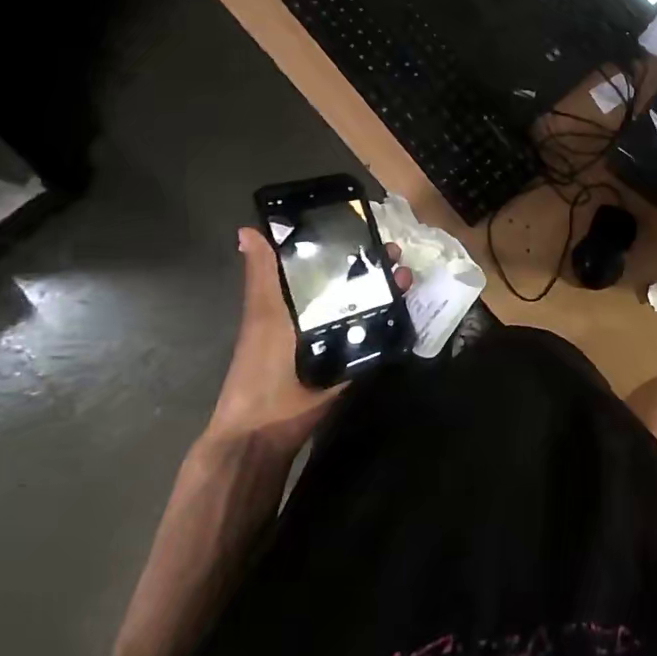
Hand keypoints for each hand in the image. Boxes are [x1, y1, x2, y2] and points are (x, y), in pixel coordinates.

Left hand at [207, 227, 411, 449]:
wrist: (268, 426)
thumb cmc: (261, 363)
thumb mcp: (263, 312)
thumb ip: (262, 276)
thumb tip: (247, 230)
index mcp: (294, 302)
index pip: (324, 265)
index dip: (345, 246)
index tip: (365, 228)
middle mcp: (318, 316)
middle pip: (351, 283)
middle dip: (373, 266)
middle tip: (396, 252)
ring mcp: (338, 339)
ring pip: (368, 306)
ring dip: (388, 289)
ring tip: (406, 276)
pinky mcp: (354, 360)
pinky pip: (377, 334)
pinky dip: (393, 319)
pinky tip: (409, 307)